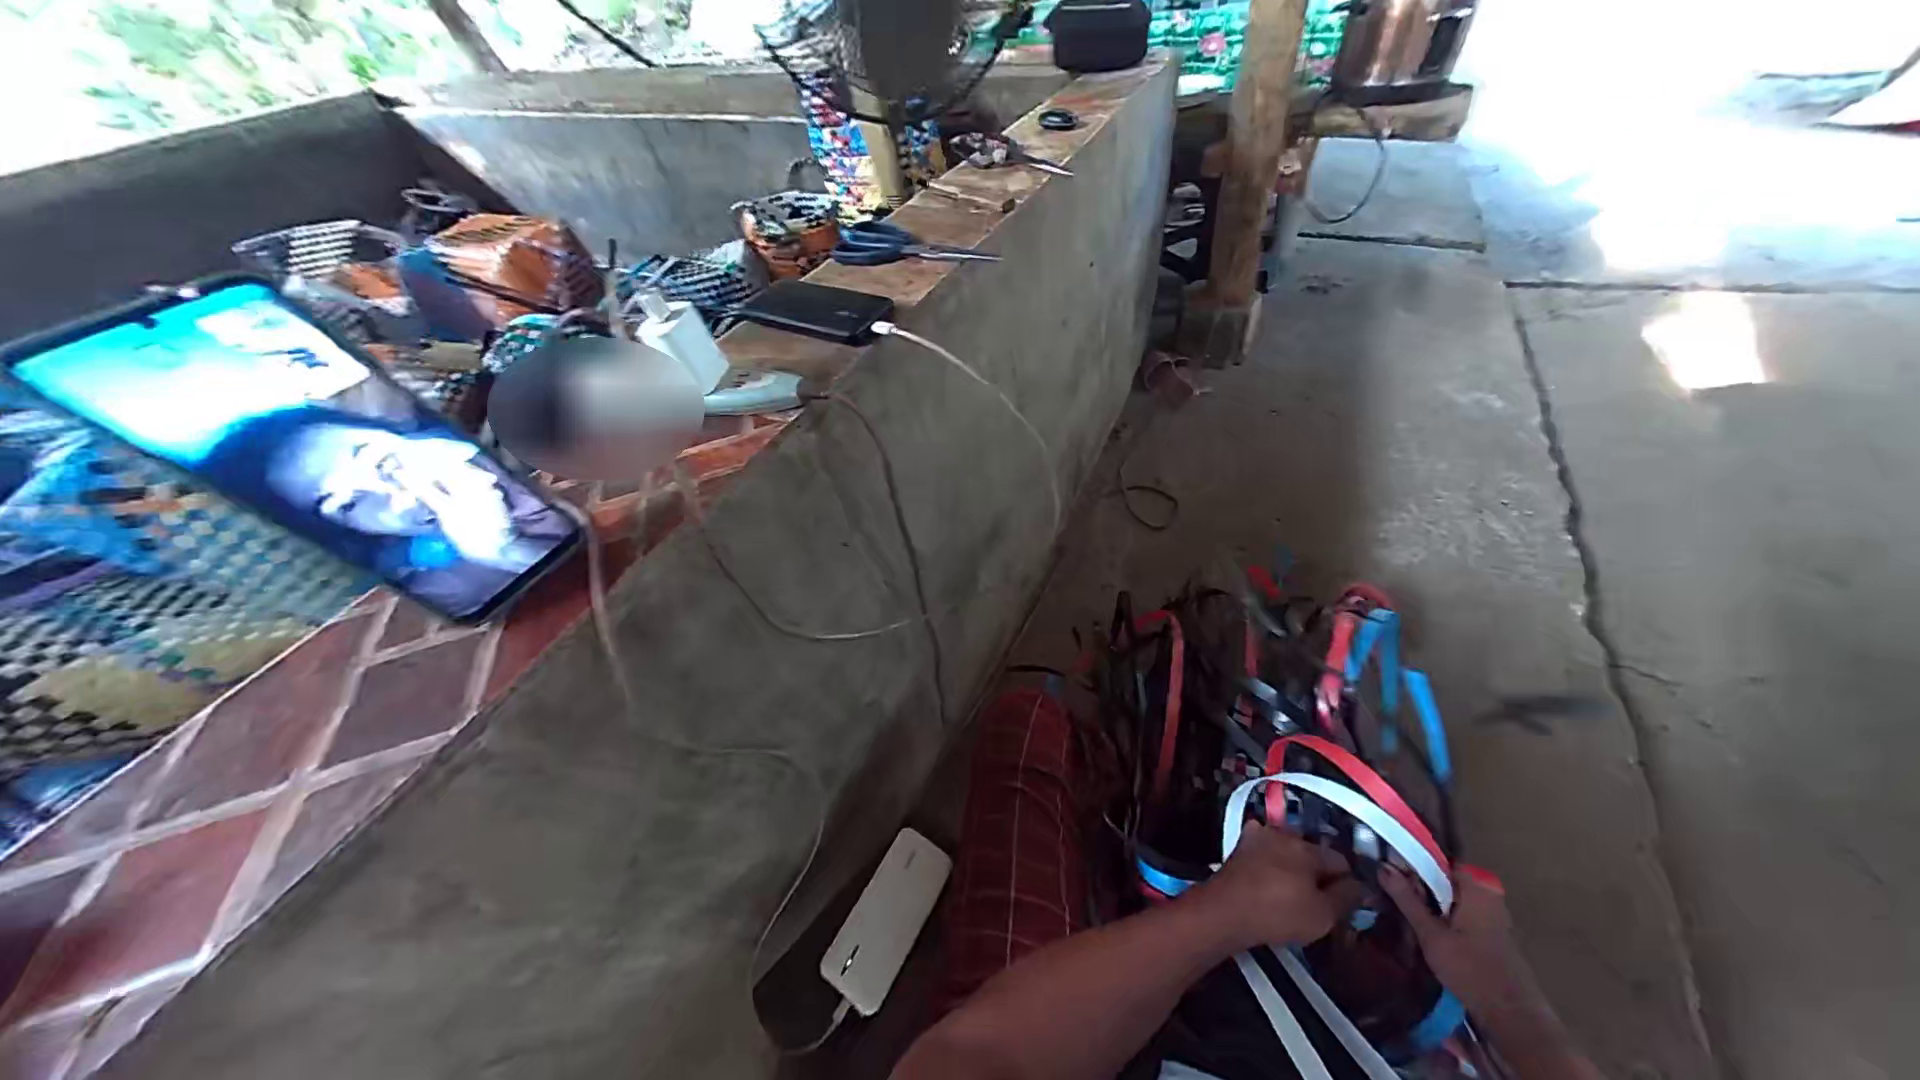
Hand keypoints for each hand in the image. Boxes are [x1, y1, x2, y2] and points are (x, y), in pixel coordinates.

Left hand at [1192, 821, 1360, 950]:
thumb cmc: (1279, 913)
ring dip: (1295, 864)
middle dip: (1320, 871)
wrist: (1226, 910)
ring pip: (1288, 848)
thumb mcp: (1323, 915)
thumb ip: (1347, 897)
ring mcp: (1258, 836)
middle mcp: (1283, 833)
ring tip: (1295, 891)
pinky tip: (1271, 876)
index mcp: (1308, 848)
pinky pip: (1266, 849)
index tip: (1346, 902)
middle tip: (1320, 899)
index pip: (1341, 860)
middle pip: (1314, 851)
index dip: (1348, 883)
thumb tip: (1361, 885)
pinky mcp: (1241, 845)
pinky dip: (1272, 859)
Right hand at [1379, 863, 1543, 1016]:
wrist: (1512, 1016)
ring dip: (1427, 900)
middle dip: (1416, 883)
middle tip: (1389, 891)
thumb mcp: (1430, 933)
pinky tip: (1424, 927)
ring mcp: (1493, 913)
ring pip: (1450, 895)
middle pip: (1442, 877)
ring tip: (1401, 909)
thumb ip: (1406, 898)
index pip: (1435, 859)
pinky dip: (1441, 913)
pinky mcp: (1492, 930)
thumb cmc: (1470, 969)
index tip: (1386, 870)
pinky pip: (1459, 909)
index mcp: (1476, 887)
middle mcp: (1488, 894)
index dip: (1409, 863)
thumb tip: (1382, 865)